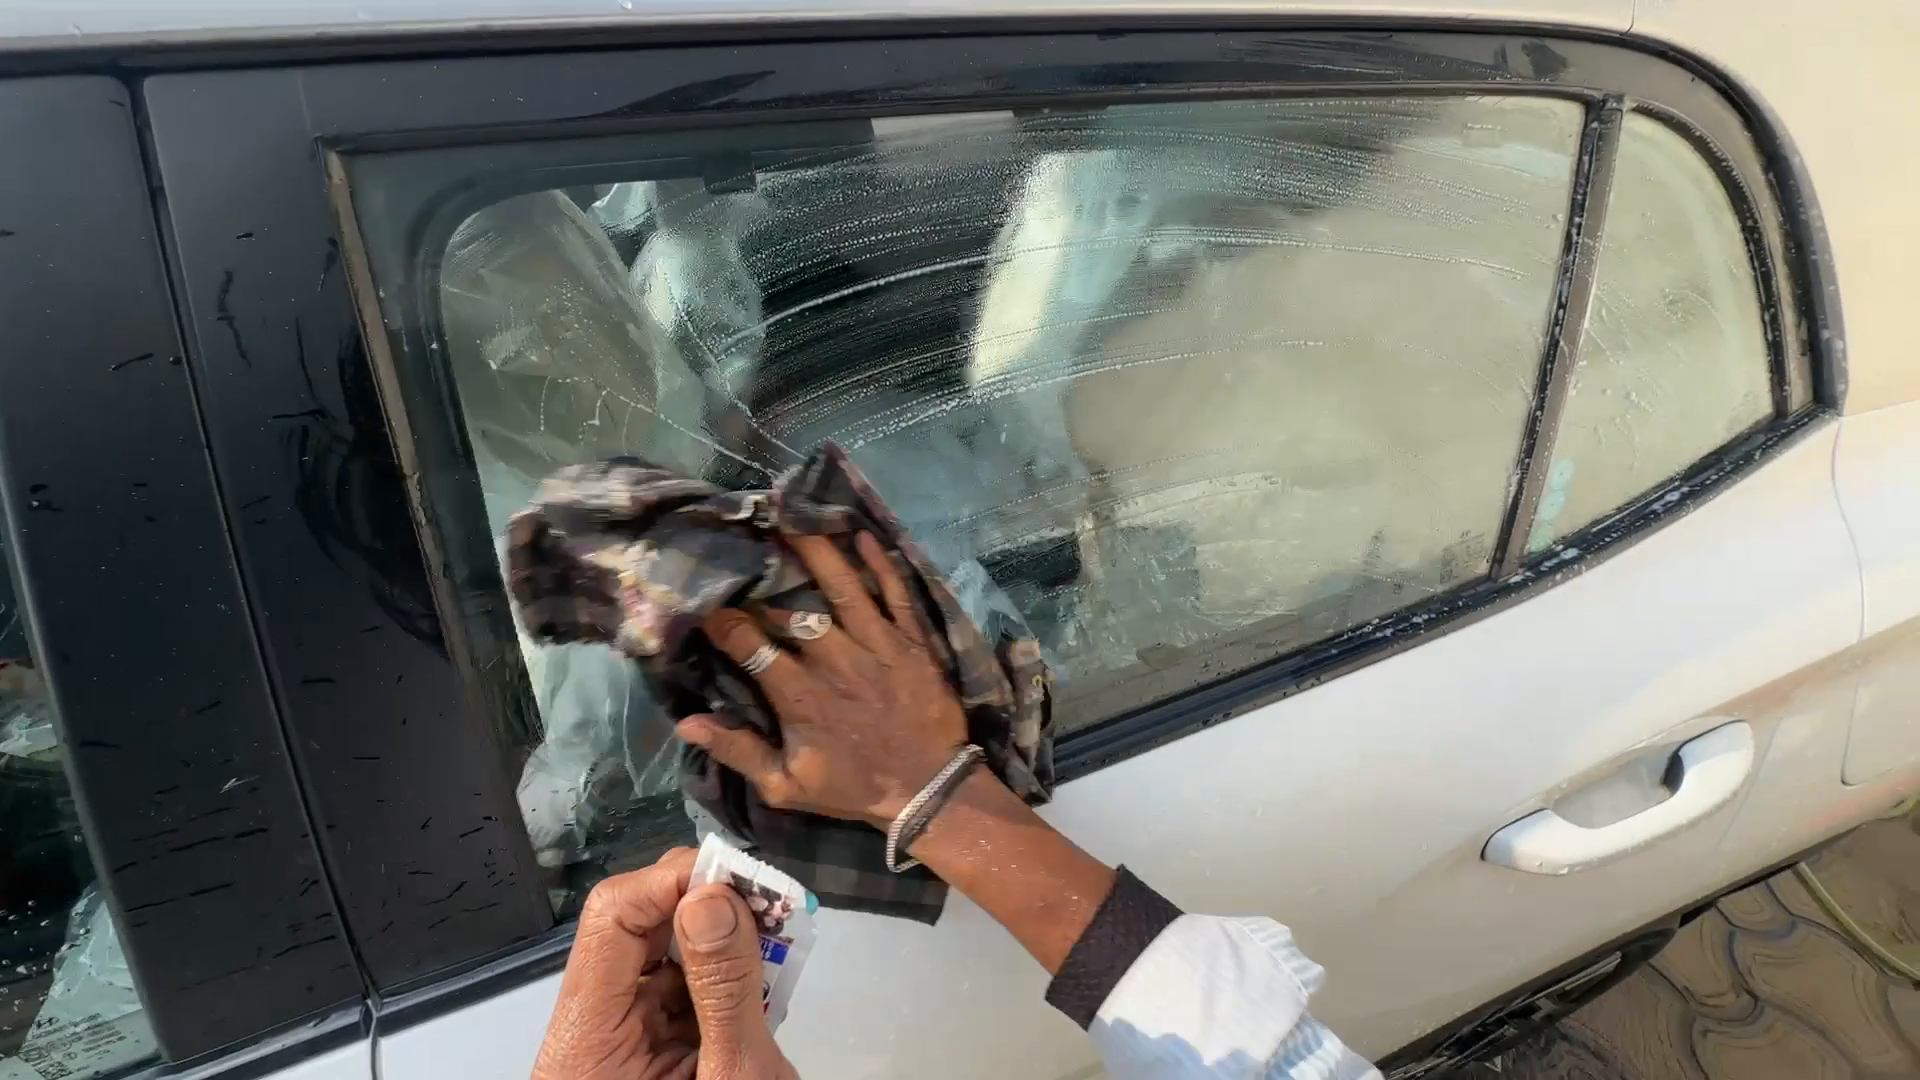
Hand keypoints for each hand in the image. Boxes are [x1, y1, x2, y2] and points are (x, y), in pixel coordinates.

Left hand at [531, 850, 801, 1079]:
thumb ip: (724, 985)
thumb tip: (713, 891)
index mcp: (584, 1044)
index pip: (612, 917)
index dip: (674, 882)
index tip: (743, 882)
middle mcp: (588, 1029)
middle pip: (635, 924)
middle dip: (708, 901)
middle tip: (774, 903)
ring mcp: (619, 1036)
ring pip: (662, 945)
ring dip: (725, 929)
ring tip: (780, 933)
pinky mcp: (647, 1043)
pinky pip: (681, 979)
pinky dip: (726, 964)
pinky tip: (765, 970)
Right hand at [680, 531, 968, 828]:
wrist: (929, 788)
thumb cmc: (855, 787)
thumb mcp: (787, 787)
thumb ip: (739, 752)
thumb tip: (687, 722)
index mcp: (799, 694)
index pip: (749, 645)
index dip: (723, 618)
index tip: (706, 596)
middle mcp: (835, 659)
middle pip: (792, 609)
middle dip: (765, 577)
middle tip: (745, 541)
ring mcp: (877, 644)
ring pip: (844, 587)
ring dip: (817, 550)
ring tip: (794, 515)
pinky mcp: (911, 640)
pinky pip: (896, 593)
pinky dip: (881, 563)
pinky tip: (863, 535)